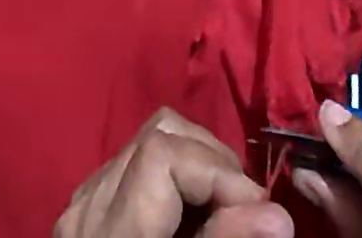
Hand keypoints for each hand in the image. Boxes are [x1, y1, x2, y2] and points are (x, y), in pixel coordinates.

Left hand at [55, 108, 294, 237]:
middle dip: (214, 161)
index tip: (262, 212)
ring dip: (197, 162)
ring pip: (147, 139)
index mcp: (112, 233)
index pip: (162, 154)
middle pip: (158, 134)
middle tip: (248, 211)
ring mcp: (84, 203)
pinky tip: (193, 217)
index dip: (219, 171)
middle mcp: (90, 205)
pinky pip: (134, 163)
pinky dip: (173, 176)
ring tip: (227, 210)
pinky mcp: (88, 209)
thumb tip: (277, 214)